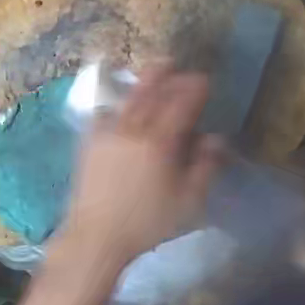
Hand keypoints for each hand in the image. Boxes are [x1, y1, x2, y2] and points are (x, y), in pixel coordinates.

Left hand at [51, 64, 221, 282]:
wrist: (95, 236)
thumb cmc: (146, 223)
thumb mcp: (187, 201)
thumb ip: (205, 167)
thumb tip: (216, 139)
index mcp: (158, 142)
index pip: (180, 104)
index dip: (193, 89)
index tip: (204, 79)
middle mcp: (132, 129)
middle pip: (152, 93)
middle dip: (169, 78)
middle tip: (179, 68)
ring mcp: (107, 133)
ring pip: (128, 99)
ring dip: (144, 83)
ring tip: (155, 73)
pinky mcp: (89, 142)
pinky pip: (105, 113)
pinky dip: (118, 104)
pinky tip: (121, 105)